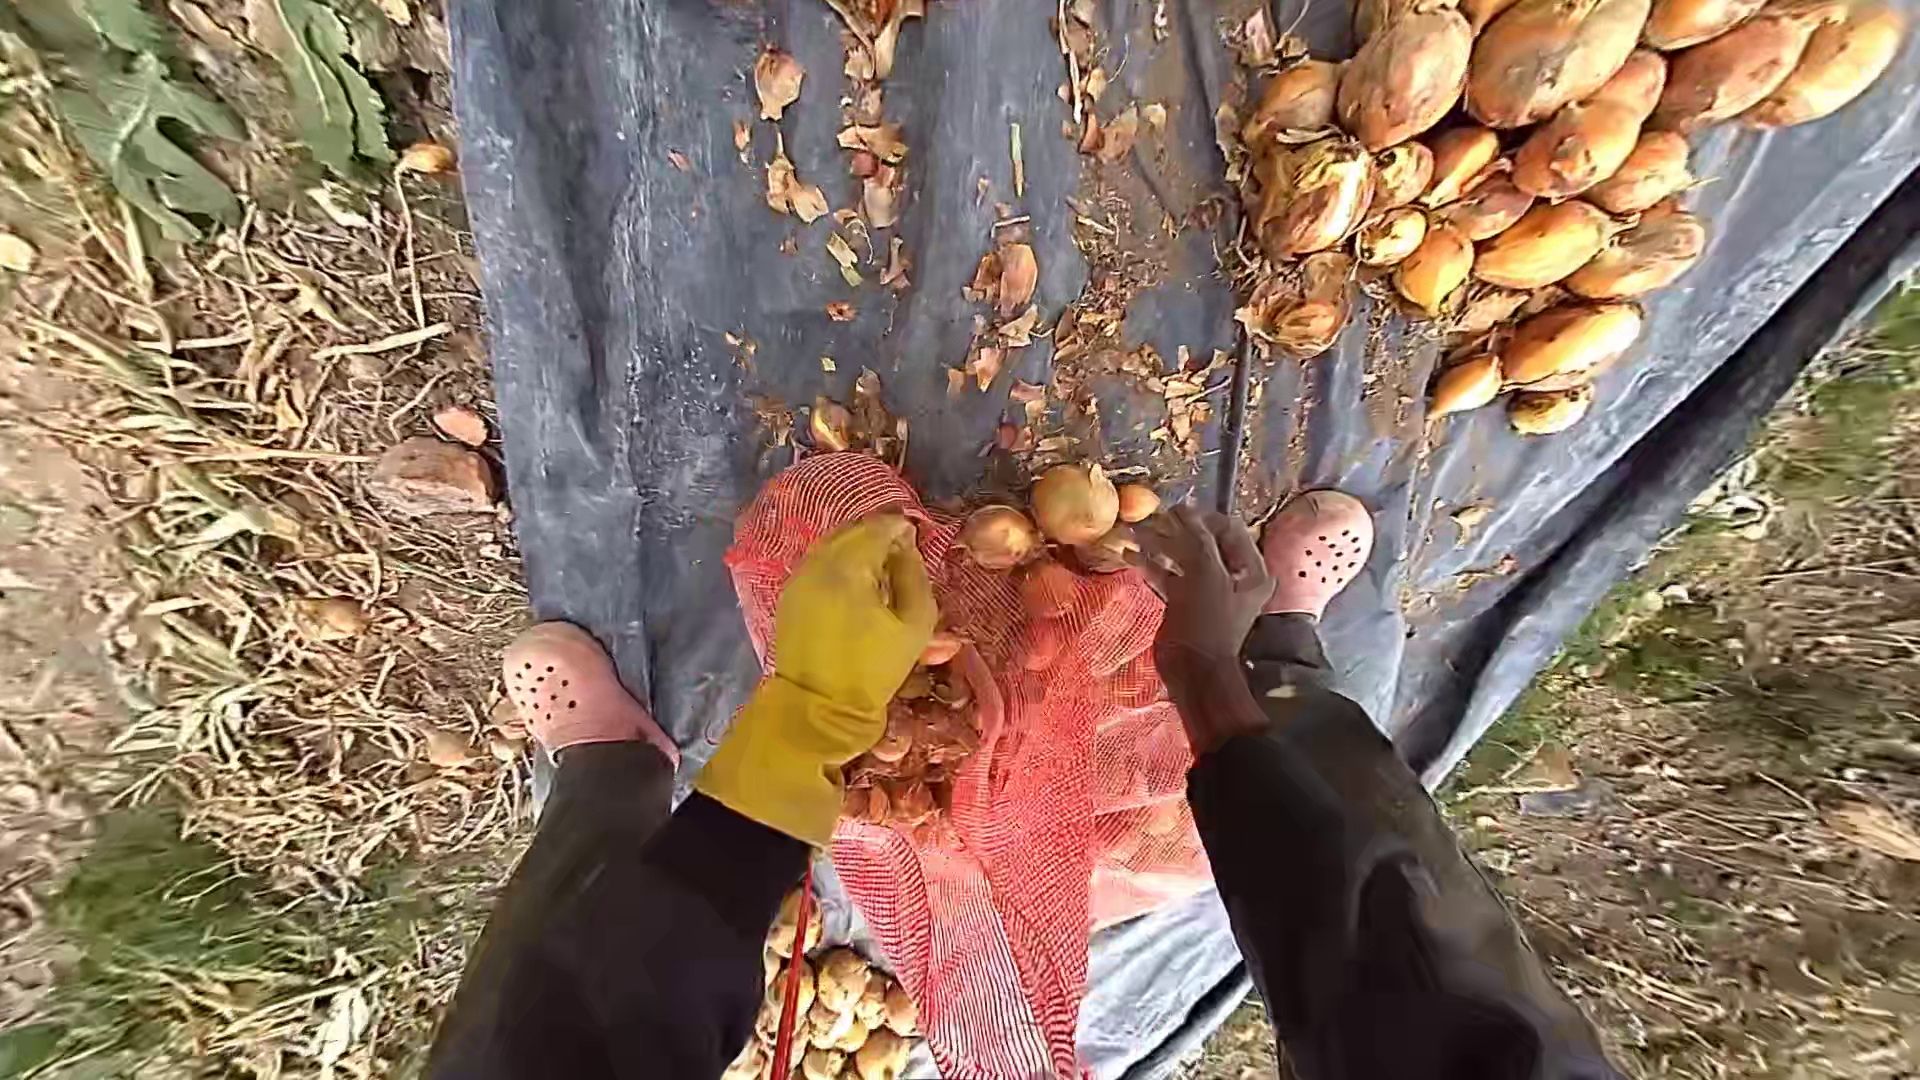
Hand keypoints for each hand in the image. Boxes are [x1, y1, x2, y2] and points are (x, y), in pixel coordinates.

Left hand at [698, 513, 935, 845]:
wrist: (819, 710)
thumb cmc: (873, 670)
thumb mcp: (915, 625)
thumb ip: (914, 577)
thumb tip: (906, 547)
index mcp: (848, 569)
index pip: (878, 529)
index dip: (900, 528)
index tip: (915, 536)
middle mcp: (817, 565)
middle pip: (852, 531)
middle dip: (879, 535)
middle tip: (901, 549)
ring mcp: (799, 578)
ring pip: (833, 544)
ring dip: (858, 547)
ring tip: (881, 565)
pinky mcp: (790, 595)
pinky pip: (819, 563)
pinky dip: (840, 562)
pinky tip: (857, 581)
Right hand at [1133, 504, 1274, 668]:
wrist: (1193, 670)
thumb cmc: (1206, 621)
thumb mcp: (1205, 575)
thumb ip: (1196, 540)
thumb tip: (1183, 510)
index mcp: (1250, 569)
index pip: (1227, 528)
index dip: (1200, 517)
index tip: (1171, 510)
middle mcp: (1232, 575)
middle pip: (1201, 541)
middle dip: (1173, 530)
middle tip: (1147, 520)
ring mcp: (1207, 589)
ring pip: (1181, 557)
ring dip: (1158, 544)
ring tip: (1133, 533)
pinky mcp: (1185, 601)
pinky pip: (1168, 575)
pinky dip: (1151, 564)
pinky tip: (1129, 556)